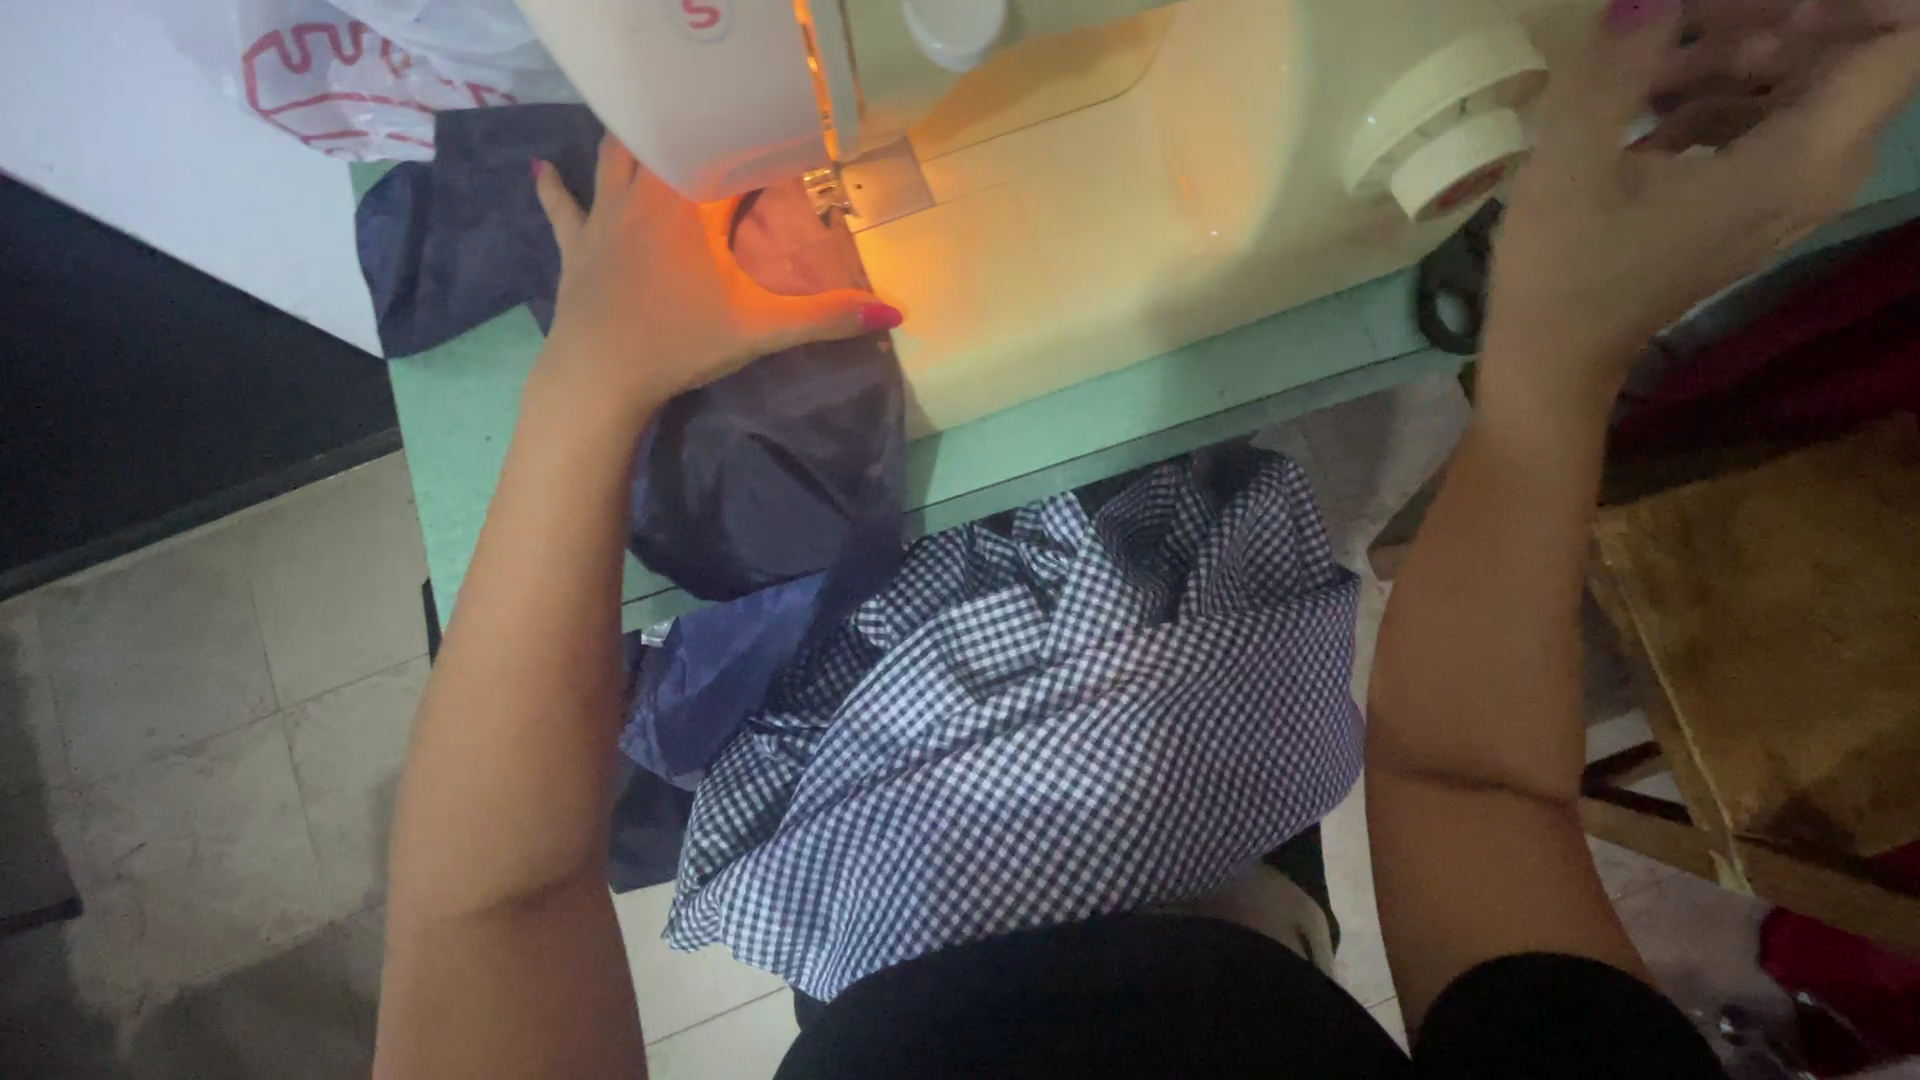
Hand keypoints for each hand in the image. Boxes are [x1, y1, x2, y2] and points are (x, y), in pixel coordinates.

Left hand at [528, 135, 901, 425]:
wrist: (600, 375)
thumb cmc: (681, 343)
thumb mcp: (763, 330)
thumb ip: (827, 318)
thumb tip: (895, 314)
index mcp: (693, 207)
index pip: (731, 157)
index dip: (759, 145)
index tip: (785, 138)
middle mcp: (646, 196)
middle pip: (671, 143)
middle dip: (698, 132)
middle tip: (722, 129)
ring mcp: (605, 217)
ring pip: (615, 158)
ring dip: (634, 140)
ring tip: (651, 125)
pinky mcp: (578, 246)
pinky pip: (562, 207)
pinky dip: (555, 187)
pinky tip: (543, 167)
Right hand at [1481, 0, 1919, 414]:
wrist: (1549, 364)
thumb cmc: (1558, 275)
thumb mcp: (1567, 170)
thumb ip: (1615, 72)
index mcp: (1801, 159)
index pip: (1898, 31)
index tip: (1734, 3)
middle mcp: (1822, 173)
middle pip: (1849, 51)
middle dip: (1771, 18)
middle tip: (1675, 20)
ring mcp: (1788, 198)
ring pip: (1804, 90)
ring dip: (1737, 61)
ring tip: (1646, 71)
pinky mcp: (1749, 215)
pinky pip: (1769, 132)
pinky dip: (1721, 106)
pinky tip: (1645, 120)